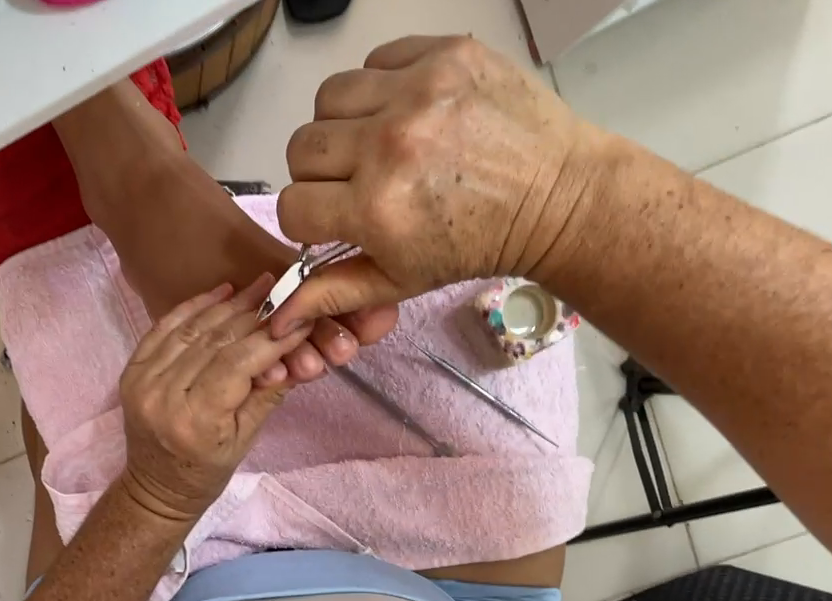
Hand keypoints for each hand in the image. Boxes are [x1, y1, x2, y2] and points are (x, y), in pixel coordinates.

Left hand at [119, 278, 313, 523]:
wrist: (156, 488)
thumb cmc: (206, 472)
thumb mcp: (245, 440)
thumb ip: (268, 392)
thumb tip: (295, 350)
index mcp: (195, 422)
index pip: (237, 364)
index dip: (270, 338)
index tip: (299, 318)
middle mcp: (164, 397)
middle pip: (215, 342)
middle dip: (252, 314)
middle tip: (282, 291)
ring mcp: (142, 382)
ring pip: (191, 330)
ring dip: (226, 304)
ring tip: (258, 286)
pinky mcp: (131, 372)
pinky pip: (163, 329)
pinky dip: (192, 308)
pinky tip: (219, 292)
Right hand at [271, 35, 611, 328]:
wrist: (556, 196)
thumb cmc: (472, 246)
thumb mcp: (397, 283)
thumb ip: (330, 293)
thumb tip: (276, 316)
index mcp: (375, 209)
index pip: (291, 205)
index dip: (305, 218)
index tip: (331, 220)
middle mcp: (388, 146)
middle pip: (301, 148)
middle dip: (317, 172)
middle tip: (351, 181)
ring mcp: (417, 93)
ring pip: (329, 98)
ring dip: (341, 123)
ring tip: (374, 141)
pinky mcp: (445, 54)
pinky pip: (375, 60)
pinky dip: (380, 86)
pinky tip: (405, 111)